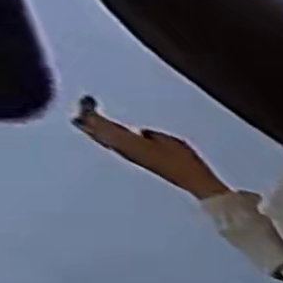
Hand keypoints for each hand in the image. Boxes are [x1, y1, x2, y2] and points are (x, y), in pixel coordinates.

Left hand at [73, 99, 229, 198]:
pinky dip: (110, 137)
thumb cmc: (184, 162)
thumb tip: (142, 133)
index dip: (88, 108)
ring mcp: (128, 156)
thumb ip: (148, 133)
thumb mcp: (167, 139)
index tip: (88, 100)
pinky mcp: (137, 162)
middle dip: (86, 118)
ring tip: (95, 119)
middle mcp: (120, 148)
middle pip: (92, 130)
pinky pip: (115, 146)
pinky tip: (115, 135)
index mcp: (123, 139)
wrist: (196, 183)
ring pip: (101, 139)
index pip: (94, 120)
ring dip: (97, 128)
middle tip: (86, 108)